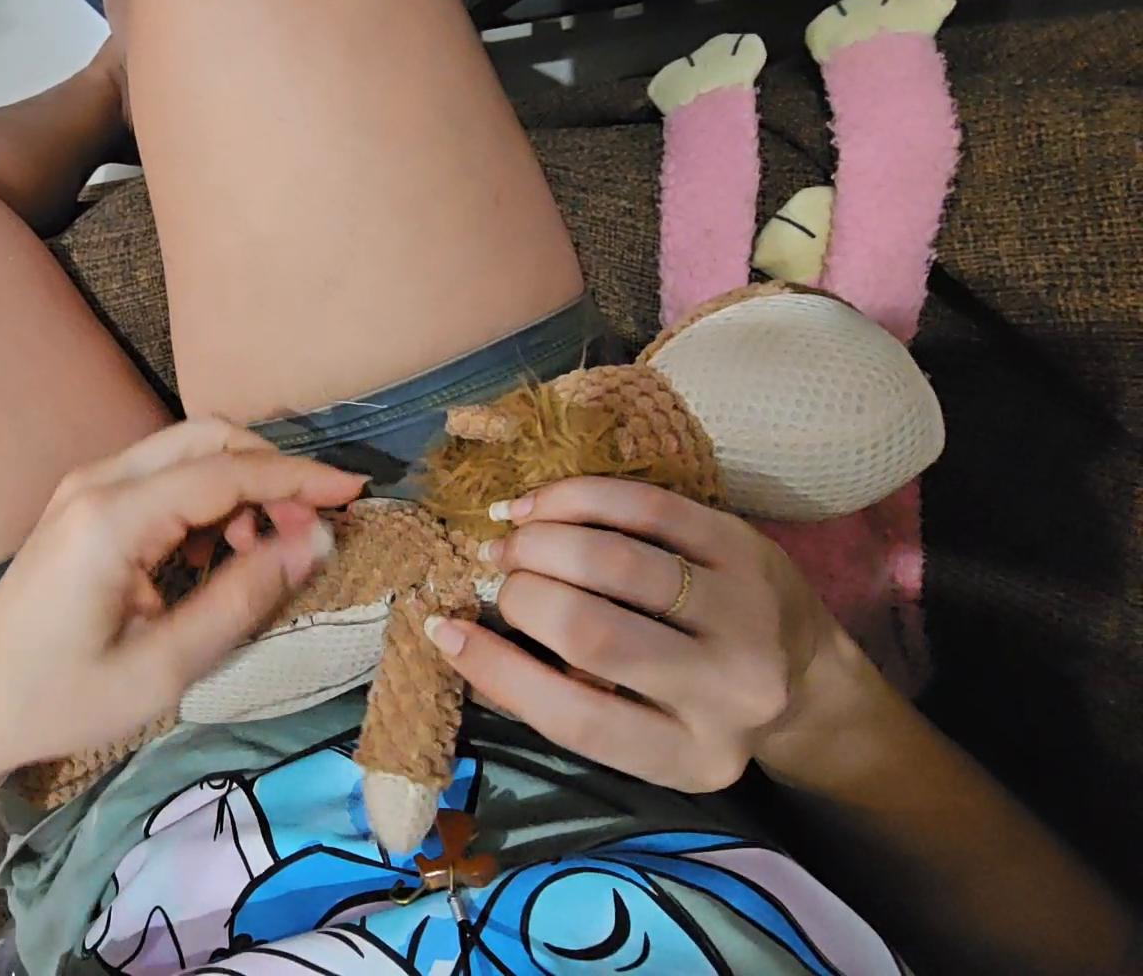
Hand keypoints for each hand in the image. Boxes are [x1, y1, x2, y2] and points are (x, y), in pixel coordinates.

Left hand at [0, 419, 361, 778]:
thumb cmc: (62, 699)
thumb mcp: (164, 667)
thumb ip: (243, 597)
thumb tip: (315, 540)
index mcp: (112, 518)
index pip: (225, 472)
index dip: (297, 478)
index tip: (355, 491)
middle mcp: (97, 482)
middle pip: (204, 437)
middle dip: (269, 470)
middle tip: (305, 528)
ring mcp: (84, 487)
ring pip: (184, 451)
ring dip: (237, 483)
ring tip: (259, 550)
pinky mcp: (83, 503)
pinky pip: (160, 476)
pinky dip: (204, 498)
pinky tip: (210, 553)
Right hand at [426, 476, 876, 793]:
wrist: (809, 683)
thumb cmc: (690, 709)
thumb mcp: (635, 733)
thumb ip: (553, 695)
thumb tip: (452, 635)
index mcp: (685, 754)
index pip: (571, 716)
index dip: (494, 668)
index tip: (444, 629)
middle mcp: (727, 691)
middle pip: (591, 631)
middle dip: (521, 594)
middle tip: (497, 576)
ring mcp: (745, 613)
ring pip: (614, 561)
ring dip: (539, 541)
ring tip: (511, 538)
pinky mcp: (747, 548)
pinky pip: (645, 508)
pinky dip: (575, 499)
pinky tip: (537, 507)